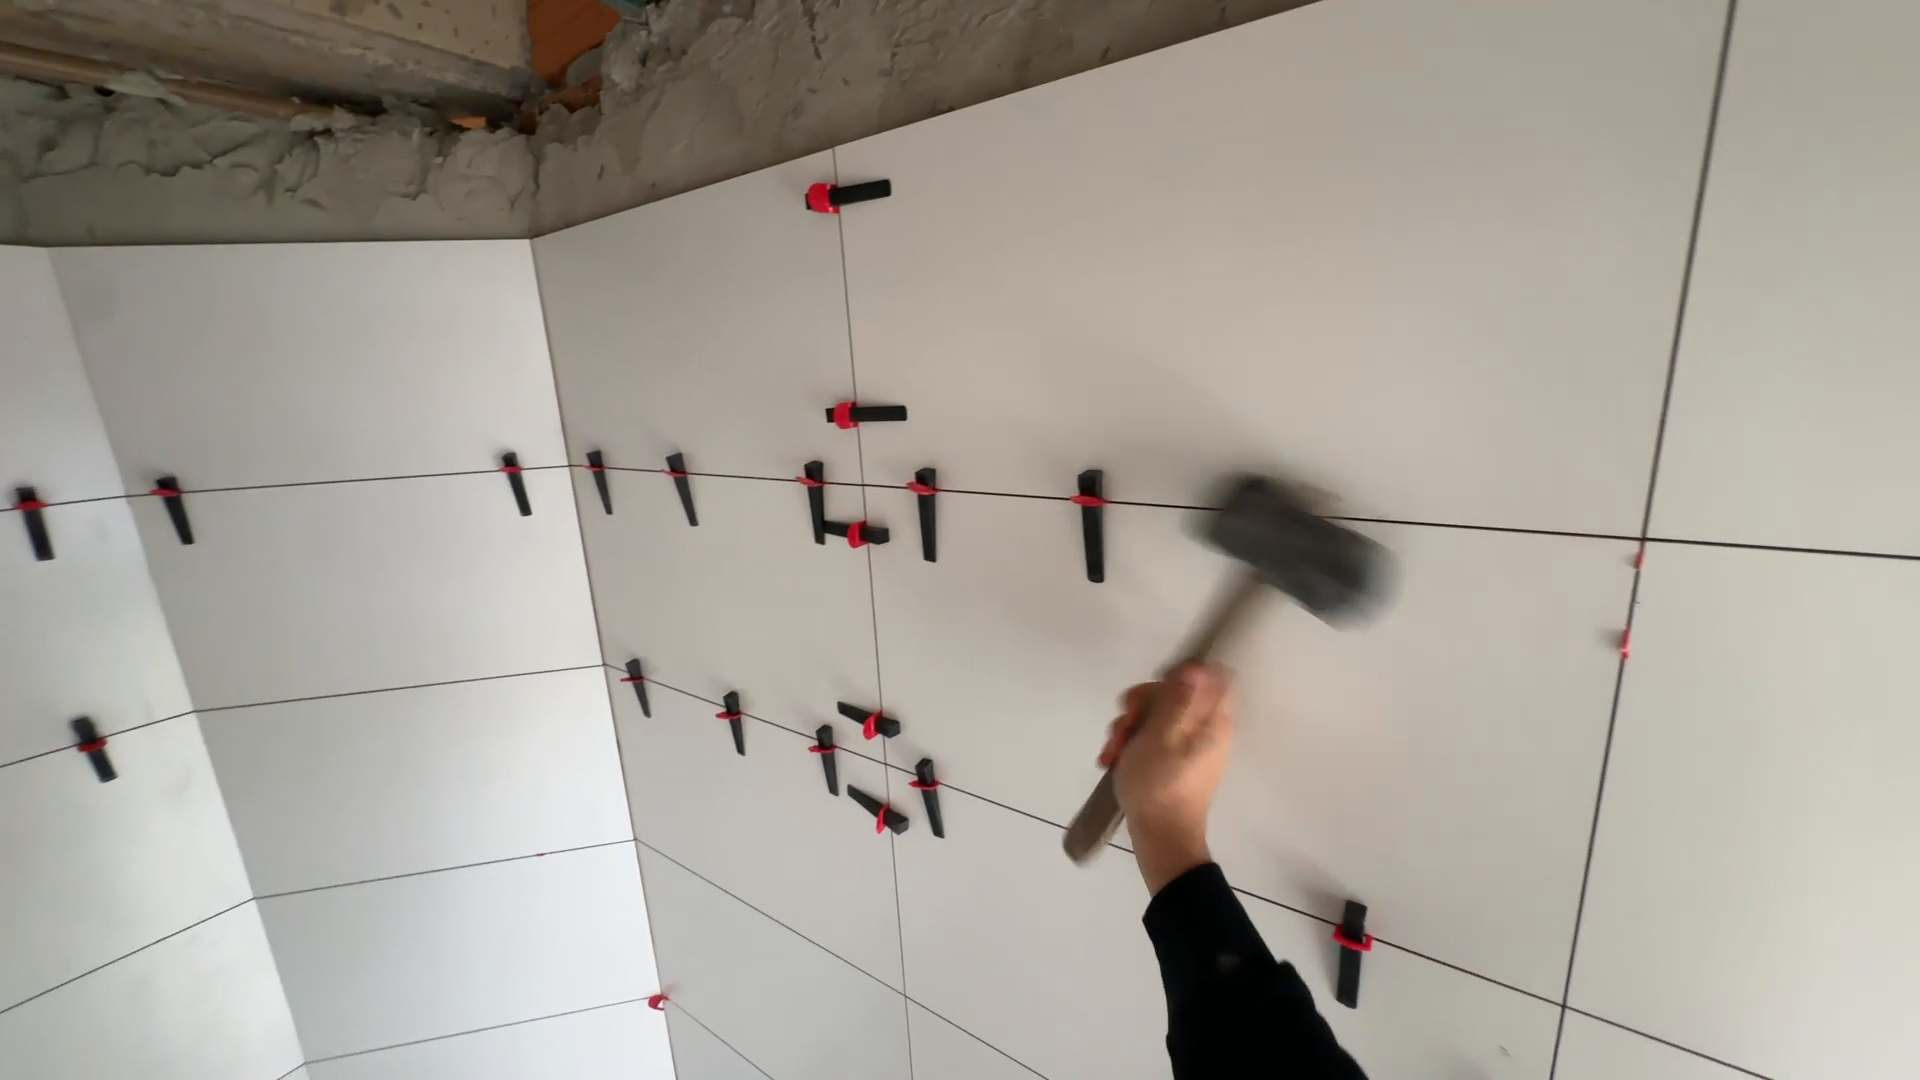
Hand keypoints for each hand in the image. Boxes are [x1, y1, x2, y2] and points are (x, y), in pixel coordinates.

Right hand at [1097, 664, 1234, 893]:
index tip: (1155, 689)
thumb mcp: (1161, 734)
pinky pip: (1151, 738)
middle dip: (1141, 706)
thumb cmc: (1159, 784)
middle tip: (1126, 724)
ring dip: (1129, 727)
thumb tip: (1197, 666)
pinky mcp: (1172, 762)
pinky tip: (1113, 760)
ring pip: (1155, 716)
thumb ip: (1176, 698)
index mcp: (1211, 721)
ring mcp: (1189, 747)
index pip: (1209, 677)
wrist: (1159, 838)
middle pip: (1173, 695)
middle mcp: (1205, 730)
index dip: (1179, 675)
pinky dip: (1131, 745)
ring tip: (1114, 750)